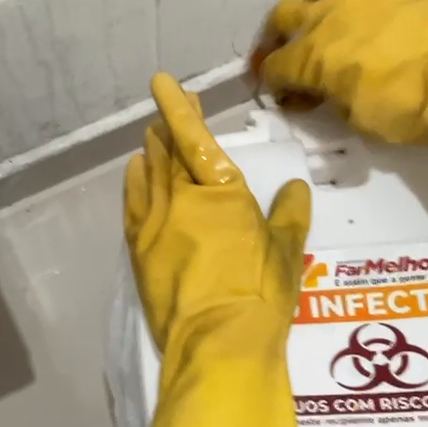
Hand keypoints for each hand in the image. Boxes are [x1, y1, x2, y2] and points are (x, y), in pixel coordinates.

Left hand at [122, 72, 311, 426]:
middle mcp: (180, 200)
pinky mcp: (139, 252)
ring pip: (147, 176)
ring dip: (151, 154)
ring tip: (152, 141)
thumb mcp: (286, 253)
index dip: (178, 107)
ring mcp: (154, 226)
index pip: (193, 138)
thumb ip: (288, 215)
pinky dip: (134, 185)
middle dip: (167, 128)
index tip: (163, 82)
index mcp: (219, 193)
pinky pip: (132, 206)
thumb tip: (294, 188)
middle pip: (165, 152)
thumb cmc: (261, 296)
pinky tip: (136, 174)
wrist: (217, 344)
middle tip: (167, 113)